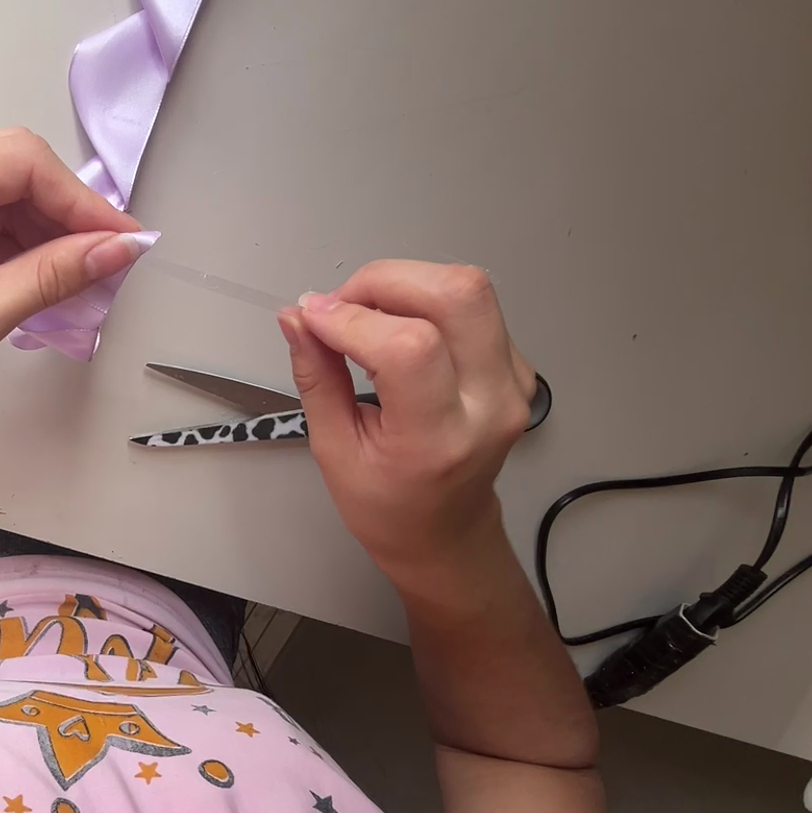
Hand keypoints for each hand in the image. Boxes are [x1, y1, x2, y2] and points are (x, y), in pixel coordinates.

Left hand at [0, 128, 145, 458]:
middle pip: (11, 173)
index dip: (82, 200)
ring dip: (42, 234)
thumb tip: (120, 248)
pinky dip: (13, 248)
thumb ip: (57, 272)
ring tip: (83, 275)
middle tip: (110, 257)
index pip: (22, 162)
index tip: (125, 238)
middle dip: (64, 215)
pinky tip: (44, 276)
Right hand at [279, 260, 536, 596]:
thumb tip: (296, 317)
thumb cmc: (382, 505)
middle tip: (339, 307)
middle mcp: (491, 402)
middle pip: (457, 294)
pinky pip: (472, 306)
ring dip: (402, 285)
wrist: (444, 531)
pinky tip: (390, 330)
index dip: (351, 319)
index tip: (309, 317)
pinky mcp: (516, 364)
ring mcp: (513, 379)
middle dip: (383, 281)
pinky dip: (421, 301)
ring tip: (361, 317)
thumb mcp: (333, 450)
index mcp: (439, 438)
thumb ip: (317, 378)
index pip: (408, 348)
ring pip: (468, 288)